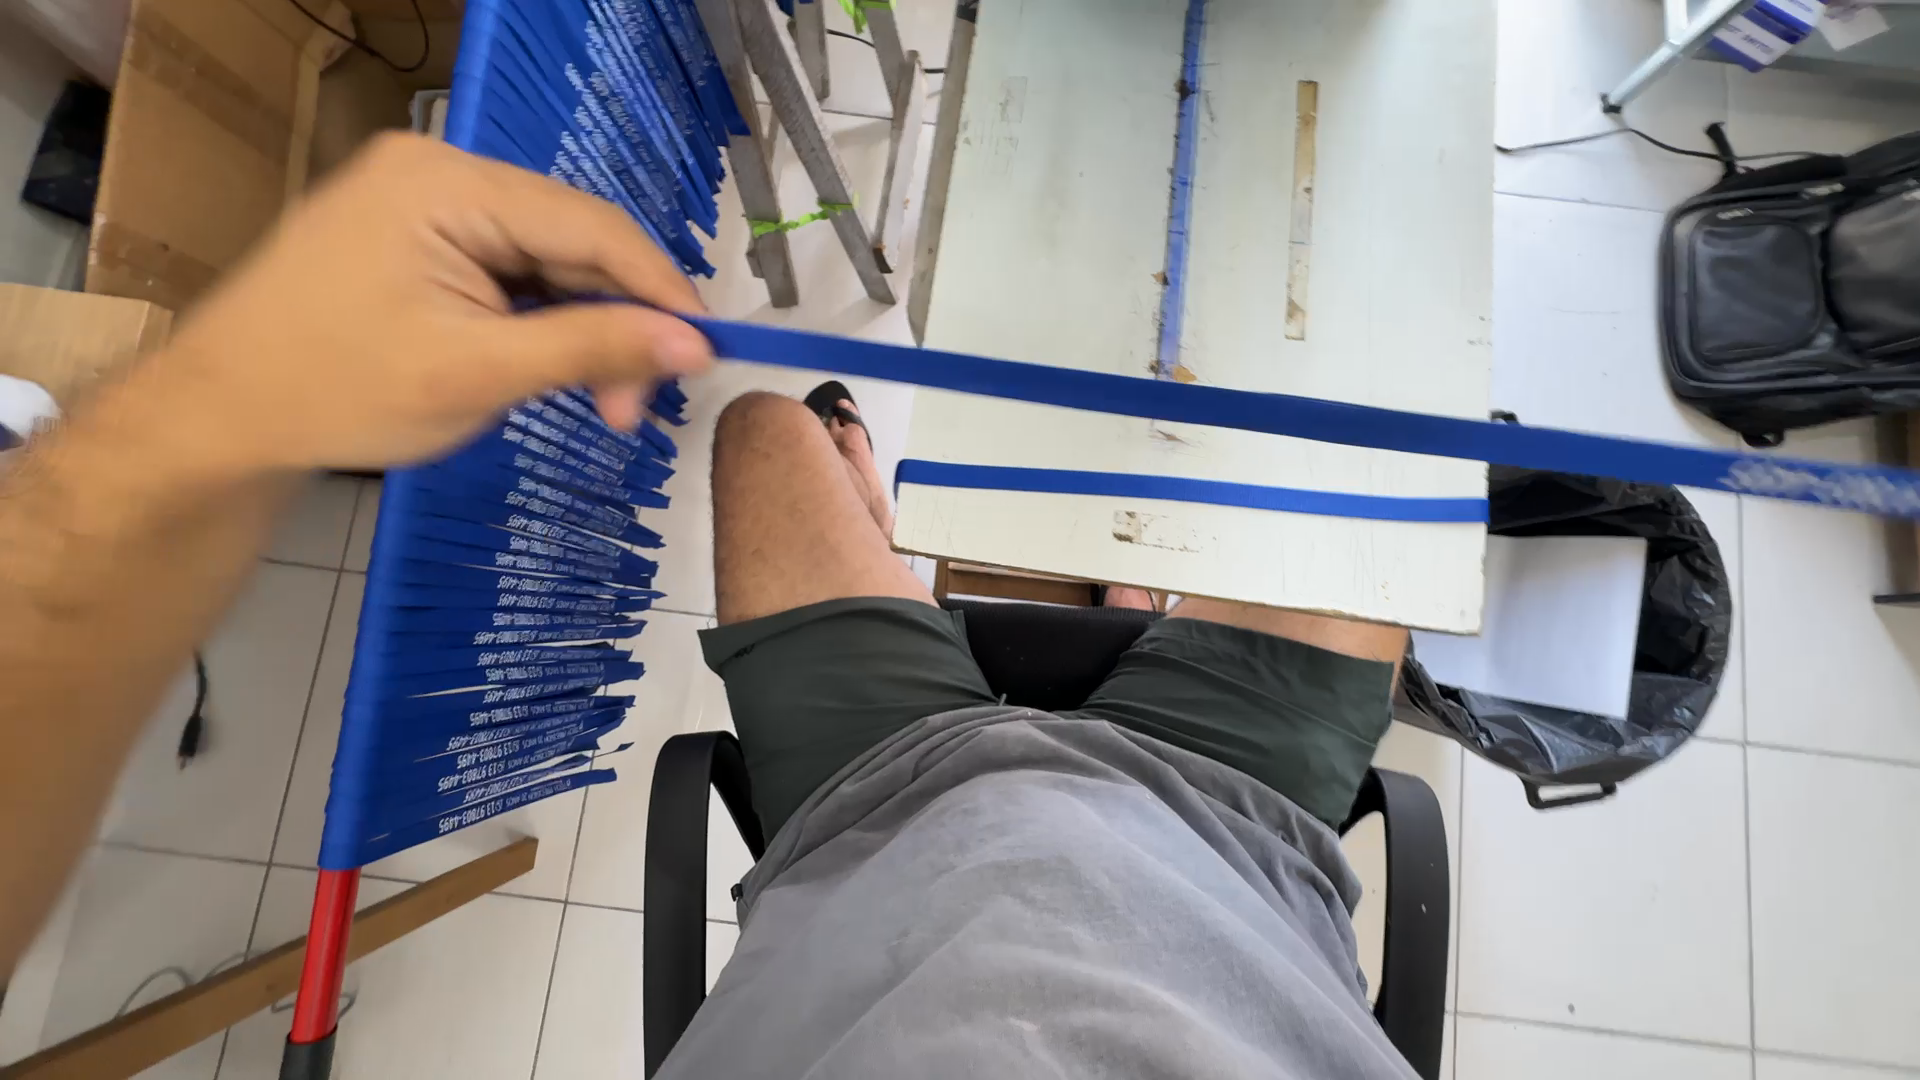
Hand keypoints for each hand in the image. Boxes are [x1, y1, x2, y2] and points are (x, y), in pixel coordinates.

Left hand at [150, 133, 715, 473]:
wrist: (226, 419)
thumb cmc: (342, 391)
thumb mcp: (482, 372)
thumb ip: (596, 349)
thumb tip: (700, 346)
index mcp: (447, 184)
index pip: (592, 226)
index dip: (663, 289)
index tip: (711, 351)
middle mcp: (449, 179)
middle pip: (581, 248)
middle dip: (623, 328)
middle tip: (640, 407)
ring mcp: (442, 212)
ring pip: (563, 272)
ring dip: (597, 339)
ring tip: (610, 407)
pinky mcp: (442, 249)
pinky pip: (531, 285)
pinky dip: (562, 335)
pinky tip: (576, 377)